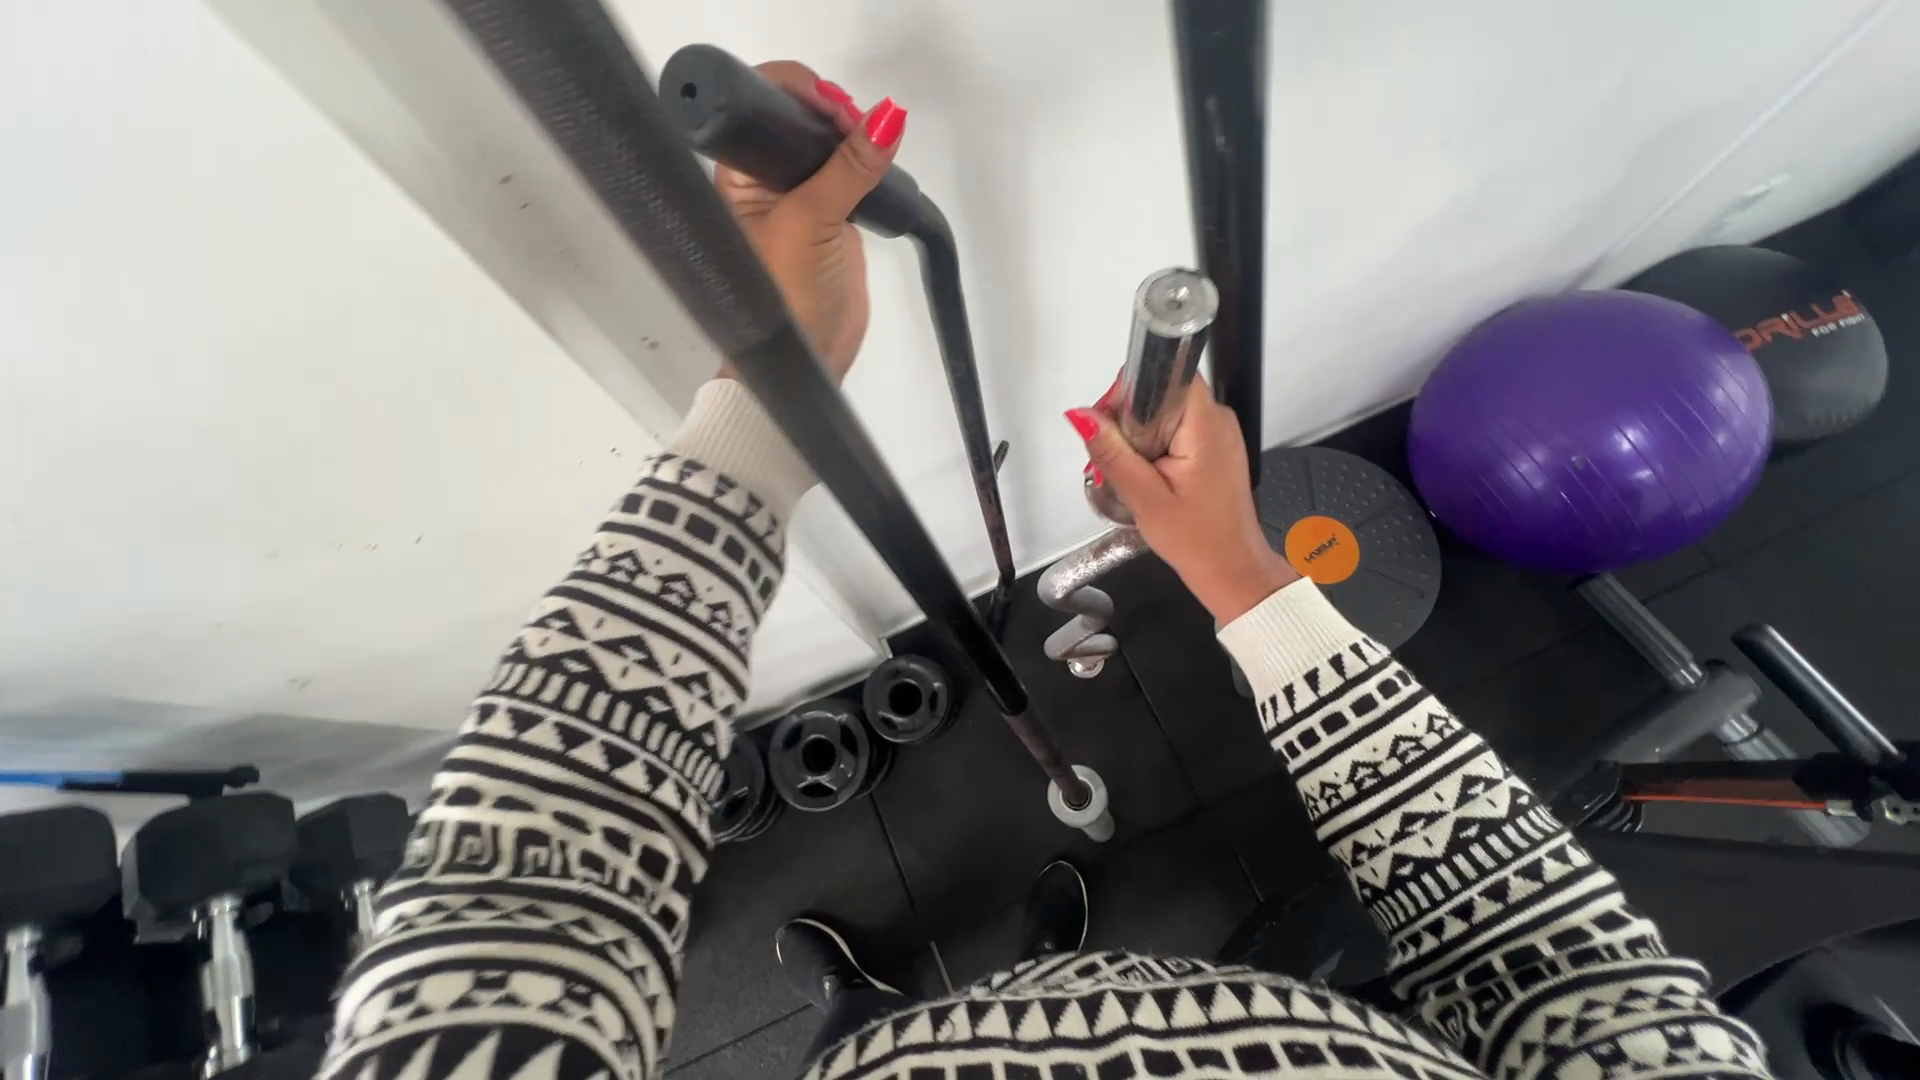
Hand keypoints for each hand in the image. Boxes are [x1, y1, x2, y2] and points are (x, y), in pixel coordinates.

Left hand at [713, 62, 906, 384]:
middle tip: (854, 124)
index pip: (758, 106)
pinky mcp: (832, 216)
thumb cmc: (786, 297)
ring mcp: (801, 196)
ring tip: (871, 145)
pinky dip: (867, 164)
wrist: (813, 354)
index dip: (794, 92)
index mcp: (738, 174)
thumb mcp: (811, 223)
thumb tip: (887, 120)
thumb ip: (849, 170)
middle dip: (829, 110)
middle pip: (797, 117)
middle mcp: (765, 178)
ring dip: (852, 136)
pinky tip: (879, 160)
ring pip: (827, 145)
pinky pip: (850, 175)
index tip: (833, 108)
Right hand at [1068, 378, 1299, 623]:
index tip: (1111, 425)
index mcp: (1205, 424)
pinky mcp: (1211, 446)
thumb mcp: (1143, 497)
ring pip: (1162, 411)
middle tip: (1116, 462)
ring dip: (1137, 437)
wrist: (1231, 569)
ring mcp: (1216, 432)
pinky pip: (1172, 429)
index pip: (1164, 373)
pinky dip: (1152, 448)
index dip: (1130, 391)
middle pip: (1158, 392)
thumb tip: (1081, 416)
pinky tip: (1147, 477)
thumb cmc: (1197, 540)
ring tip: (1133, 475)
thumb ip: (1111, 453)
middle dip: (1127, 421)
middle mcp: (1216, 418)